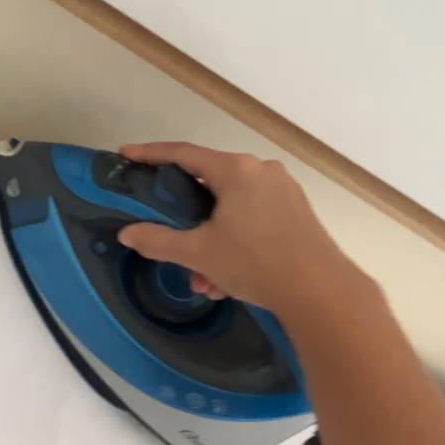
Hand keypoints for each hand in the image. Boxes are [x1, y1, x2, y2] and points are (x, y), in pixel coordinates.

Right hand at [114, 142, 367, 316]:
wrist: (317, 290)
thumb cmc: (254, 262)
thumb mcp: (197, 253)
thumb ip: (157, 240)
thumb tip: (128, 233)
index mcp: (236, 170)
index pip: (183, 154)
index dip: (150, 154)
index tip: (127, 154)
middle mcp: (260, 171)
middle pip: (206, 185)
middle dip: (183, 221)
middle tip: (164, 240)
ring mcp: (281, 190)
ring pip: (227, 209)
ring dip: (207, 243)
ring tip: (201, 280)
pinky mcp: (294, 211)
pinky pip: (249, 220)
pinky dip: (230, 244)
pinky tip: (224, 280)